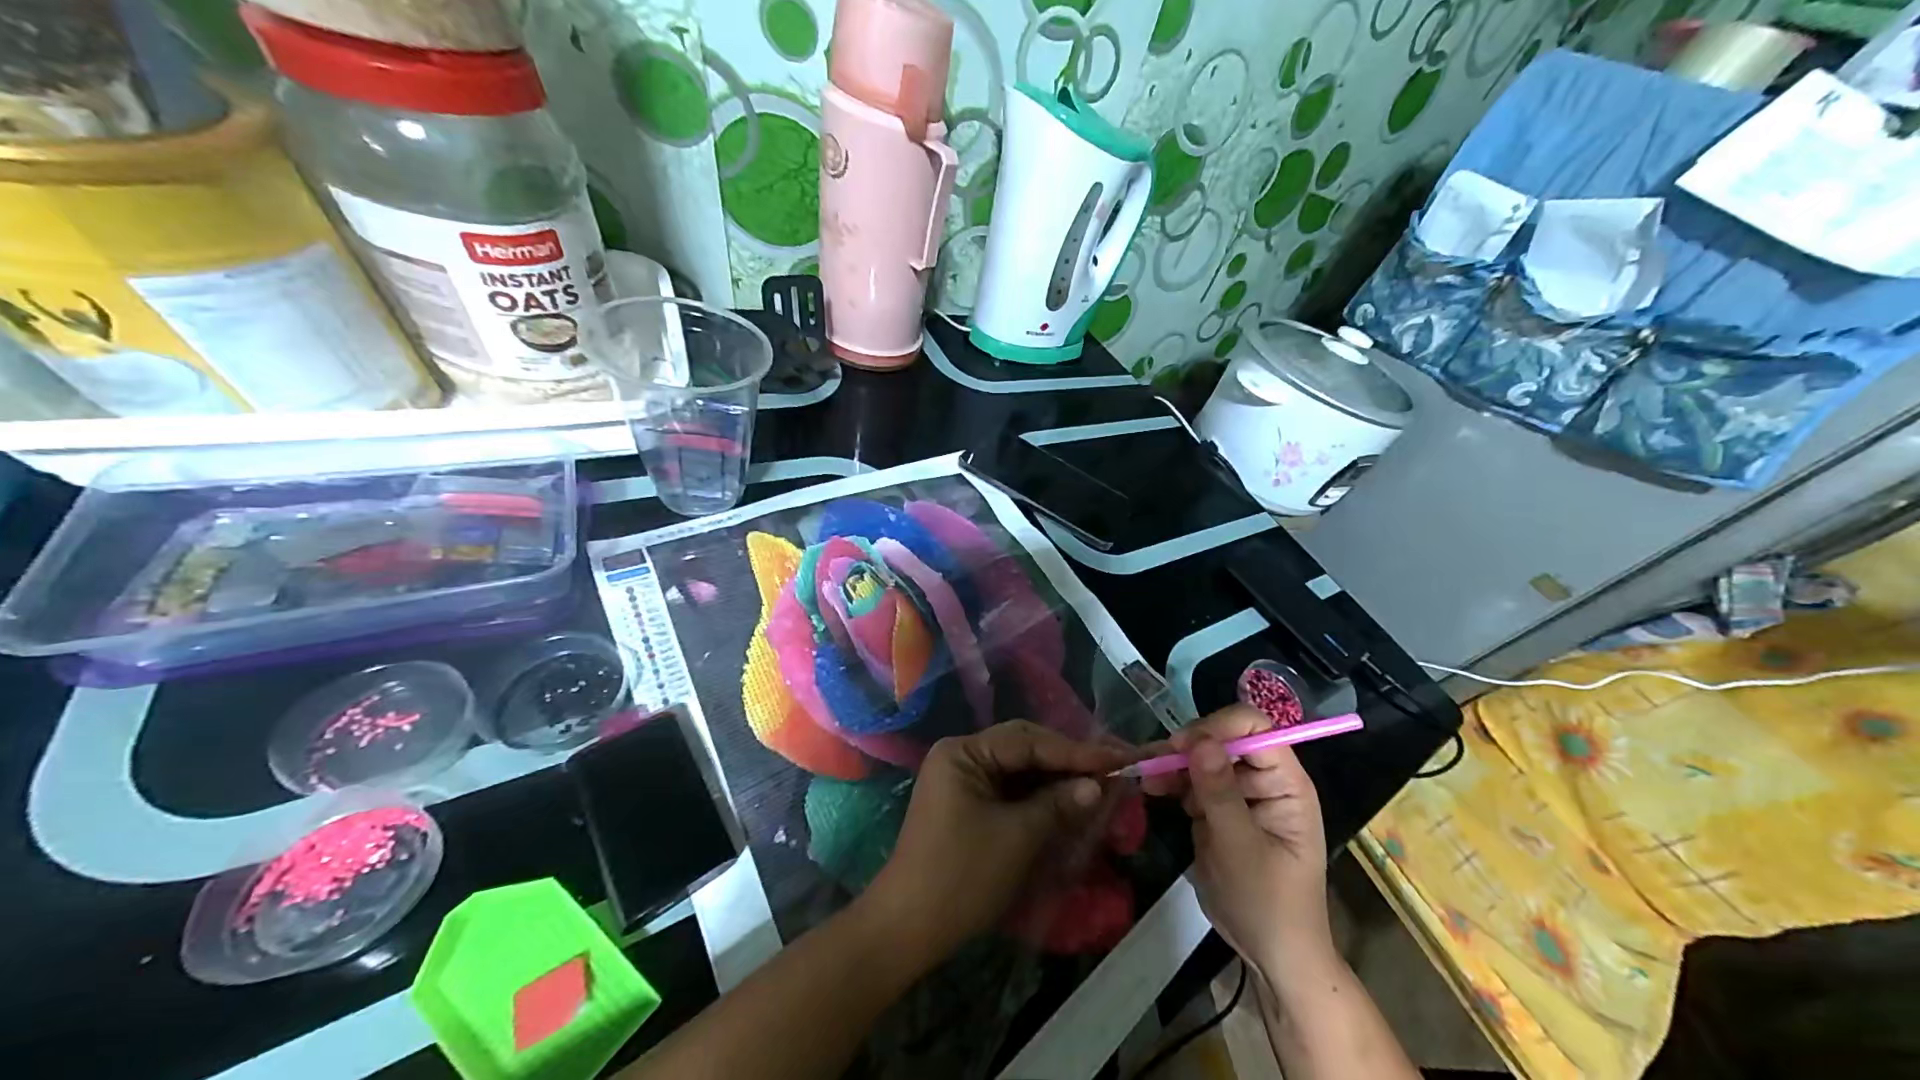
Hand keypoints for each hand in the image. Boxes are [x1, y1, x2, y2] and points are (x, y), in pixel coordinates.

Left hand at [865, 721, 1131, 962]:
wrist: (909, 927)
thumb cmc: (962, 875)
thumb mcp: (1018, 837)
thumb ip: (1059, 804)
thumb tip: (1098, 785)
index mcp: (963, 752)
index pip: (1028, 741)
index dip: (1076, 751)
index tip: (1120, 759)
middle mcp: (961, 756)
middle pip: (1024, 748)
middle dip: (1068, 760)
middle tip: (1113, 768)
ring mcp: (963, 781)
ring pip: (1020, 770)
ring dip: (1057, 779)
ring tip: (1099, 784)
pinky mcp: (968, 805)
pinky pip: (1011, 791)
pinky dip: (1040, 797)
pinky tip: (1069, 803)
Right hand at [1142, 705, 1334, 978]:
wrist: (1271, 954)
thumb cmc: (1268, 903)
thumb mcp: (1240, 848)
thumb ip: (1219, 793)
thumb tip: (1201, 741)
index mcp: (1286, 784)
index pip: (1255, 728)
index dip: (1218, 728)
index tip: (1182, 748)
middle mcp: (1264, 780)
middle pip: (1223, 739)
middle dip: (1187, 747)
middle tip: (1152, 764)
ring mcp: (1240, 794)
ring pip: (1202, 758)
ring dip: (1172, 763)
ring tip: (1145, 779)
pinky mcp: (1219, 809)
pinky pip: (1192, 782)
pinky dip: (1171, 781)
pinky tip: (1152, 788)